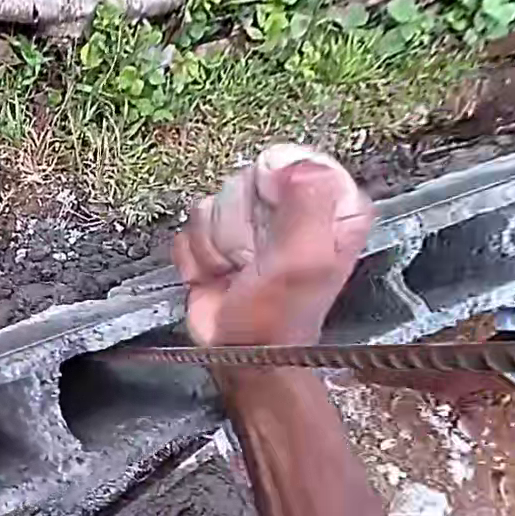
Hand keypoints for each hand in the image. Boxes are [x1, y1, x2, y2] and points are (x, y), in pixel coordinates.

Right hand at [173, 144, 374, 346]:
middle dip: (237, 228)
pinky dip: (195, 260)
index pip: (288, 162)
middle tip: (250, 261)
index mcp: (327, 204)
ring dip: (214, 248)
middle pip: (242, 182)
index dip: (271, 193)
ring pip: (208, 206)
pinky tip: (214, 277)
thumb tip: (282, 162)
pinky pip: (187, 233)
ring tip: (233, 273)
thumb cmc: (276, 316)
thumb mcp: (305, 261)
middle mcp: (286, 209)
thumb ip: (306, 202)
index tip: (272, 230)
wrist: (239, 354)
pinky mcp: (210, 244)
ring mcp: (245, 226)